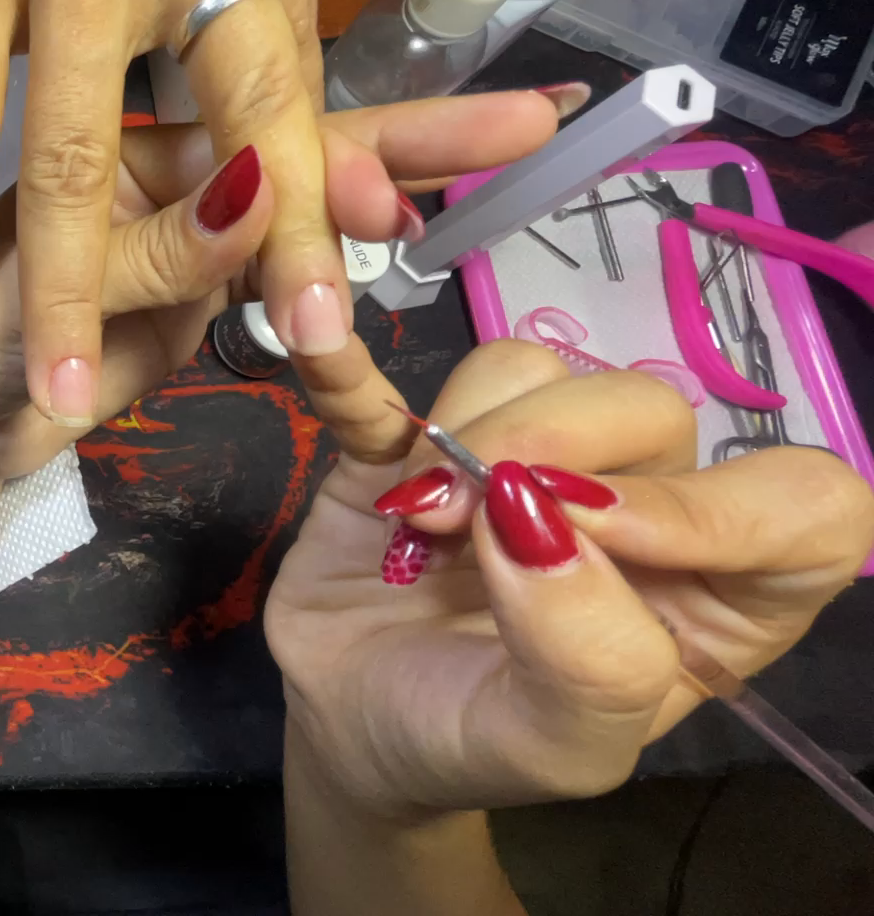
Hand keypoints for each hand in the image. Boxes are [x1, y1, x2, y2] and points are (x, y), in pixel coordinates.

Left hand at [0, 91, 561, 482]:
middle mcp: (157, 184)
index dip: (307, 160)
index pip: (220, 136)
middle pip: (282, 158)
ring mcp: (183, 242)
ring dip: (381, 200)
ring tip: (496, 159)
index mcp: (105, 153)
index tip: (382, 185)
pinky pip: (274, 286)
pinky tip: (399, 257)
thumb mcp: (40, 285)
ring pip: (292, 219)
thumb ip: (143, 252)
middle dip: (392, 146)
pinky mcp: (195, 302)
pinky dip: (333, 280)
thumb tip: (255, 195)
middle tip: (520, 123)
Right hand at [267, 341, 873, 816]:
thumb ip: (583, 654)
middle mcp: (620, 511)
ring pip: (525, 373)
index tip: (581, 531)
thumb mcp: (551, 745)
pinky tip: (327, 374)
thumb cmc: (458, 743)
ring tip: (409, 515)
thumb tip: (532, 516)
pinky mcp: (400, 447)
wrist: (338, 717)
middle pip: (638, 406)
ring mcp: (502, 466)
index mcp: (708, 593)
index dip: (705, 503)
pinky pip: (381, 382)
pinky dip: (348, 373)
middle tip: (457, 516)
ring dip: (458, 430)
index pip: (792, 503)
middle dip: (543, 447)